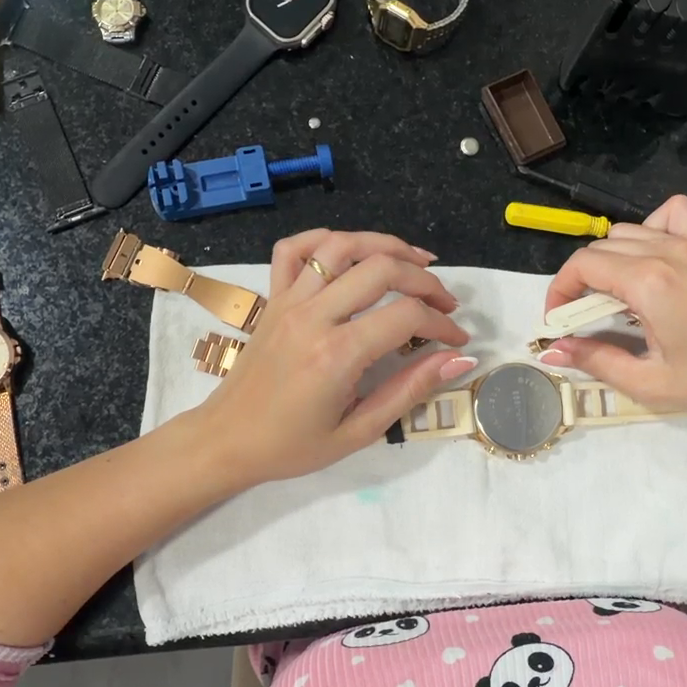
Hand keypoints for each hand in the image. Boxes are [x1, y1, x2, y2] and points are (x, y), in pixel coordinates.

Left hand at [189, 230, 477, 484]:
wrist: (227, 441)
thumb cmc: (292, 446)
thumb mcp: (358, 431)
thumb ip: (410, 390)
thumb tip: (459, 361)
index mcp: (336, 355)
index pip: (405, 316)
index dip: (442, 324)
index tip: (457, 341)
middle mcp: (313, 316)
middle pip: (380, 268)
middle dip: (425, 280)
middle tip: (445, 302)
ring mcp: (288, 301)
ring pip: (341, 246)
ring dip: (385, 245)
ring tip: (414, 261)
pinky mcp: (272, 299)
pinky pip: (293, 250)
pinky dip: (325, 240)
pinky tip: (351, 252)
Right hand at [538, 195, 686, 419]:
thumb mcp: (649, 383)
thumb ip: (596, 362)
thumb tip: (554, 352)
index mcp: (648, 283)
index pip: (582, 265)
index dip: (559, 292)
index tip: (559, 323)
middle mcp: (665, 252)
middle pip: (599, 247)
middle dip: (579, 281)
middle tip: (582, 321)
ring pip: (627, 232)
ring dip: (608, 261)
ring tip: (615, 300)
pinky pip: (670, 216)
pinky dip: (650, 229)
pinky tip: (651, 261)